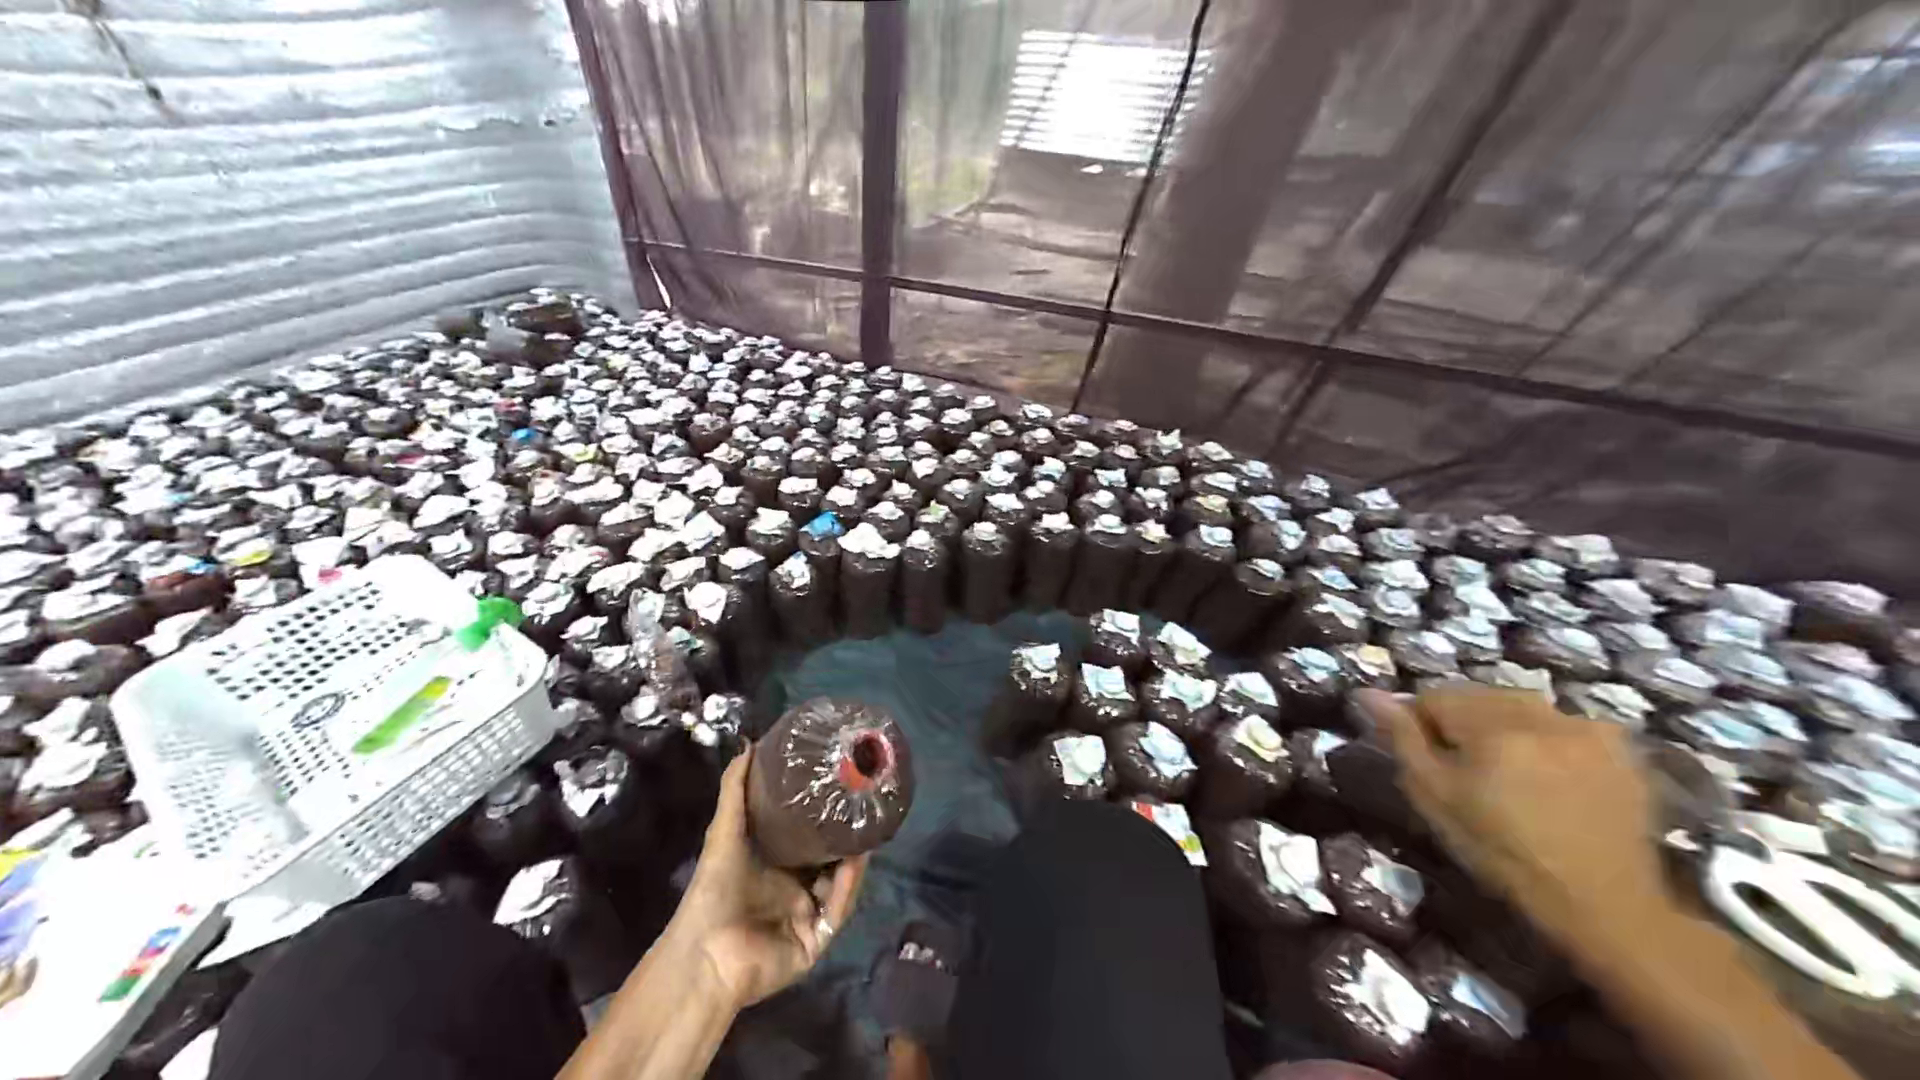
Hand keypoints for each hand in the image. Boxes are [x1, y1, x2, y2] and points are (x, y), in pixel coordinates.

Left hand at [665, 746, 868, 1012]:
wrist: (705, 953)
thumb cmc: (713, 891)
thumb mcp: (724, 833)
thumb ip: (734, 791)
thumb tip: (748, 744)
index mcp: (774, 870)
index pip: (806, 840)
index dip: (822, 816)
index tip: (838, 786)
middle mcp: (794, 891)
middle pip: (829, 861)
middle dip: (846, 837)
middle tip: (864, 804)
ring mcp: (806, 917)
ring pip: (840, 884)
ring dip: (853, 859)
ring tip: (868, 827)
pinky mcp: (816, 941)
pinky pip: (838, 910)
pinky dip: (848, 886)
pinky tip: (857, 860)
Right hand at [1355, 685, 1669, 948]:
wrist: (1600, 903)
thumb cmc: (1500, 851)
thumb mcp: (1434, 797)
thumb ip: (1401, 738)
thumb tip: (1367, 693)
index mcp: (1492, 727)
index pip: (1434, 696)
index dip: (1421, 724)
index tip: (1430, 760)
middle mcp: (1541, 716)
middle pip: (1478, 695)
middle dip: (1463, 721)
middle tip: (1466, 767)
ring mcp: (1587, 728)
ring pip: (1520, 705)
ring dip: (1504, 724)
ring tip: (1507, 769)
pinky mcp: (1620, 747)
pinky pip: (1563, 721)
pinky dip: (1546, 735)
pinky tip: (1549, 770)